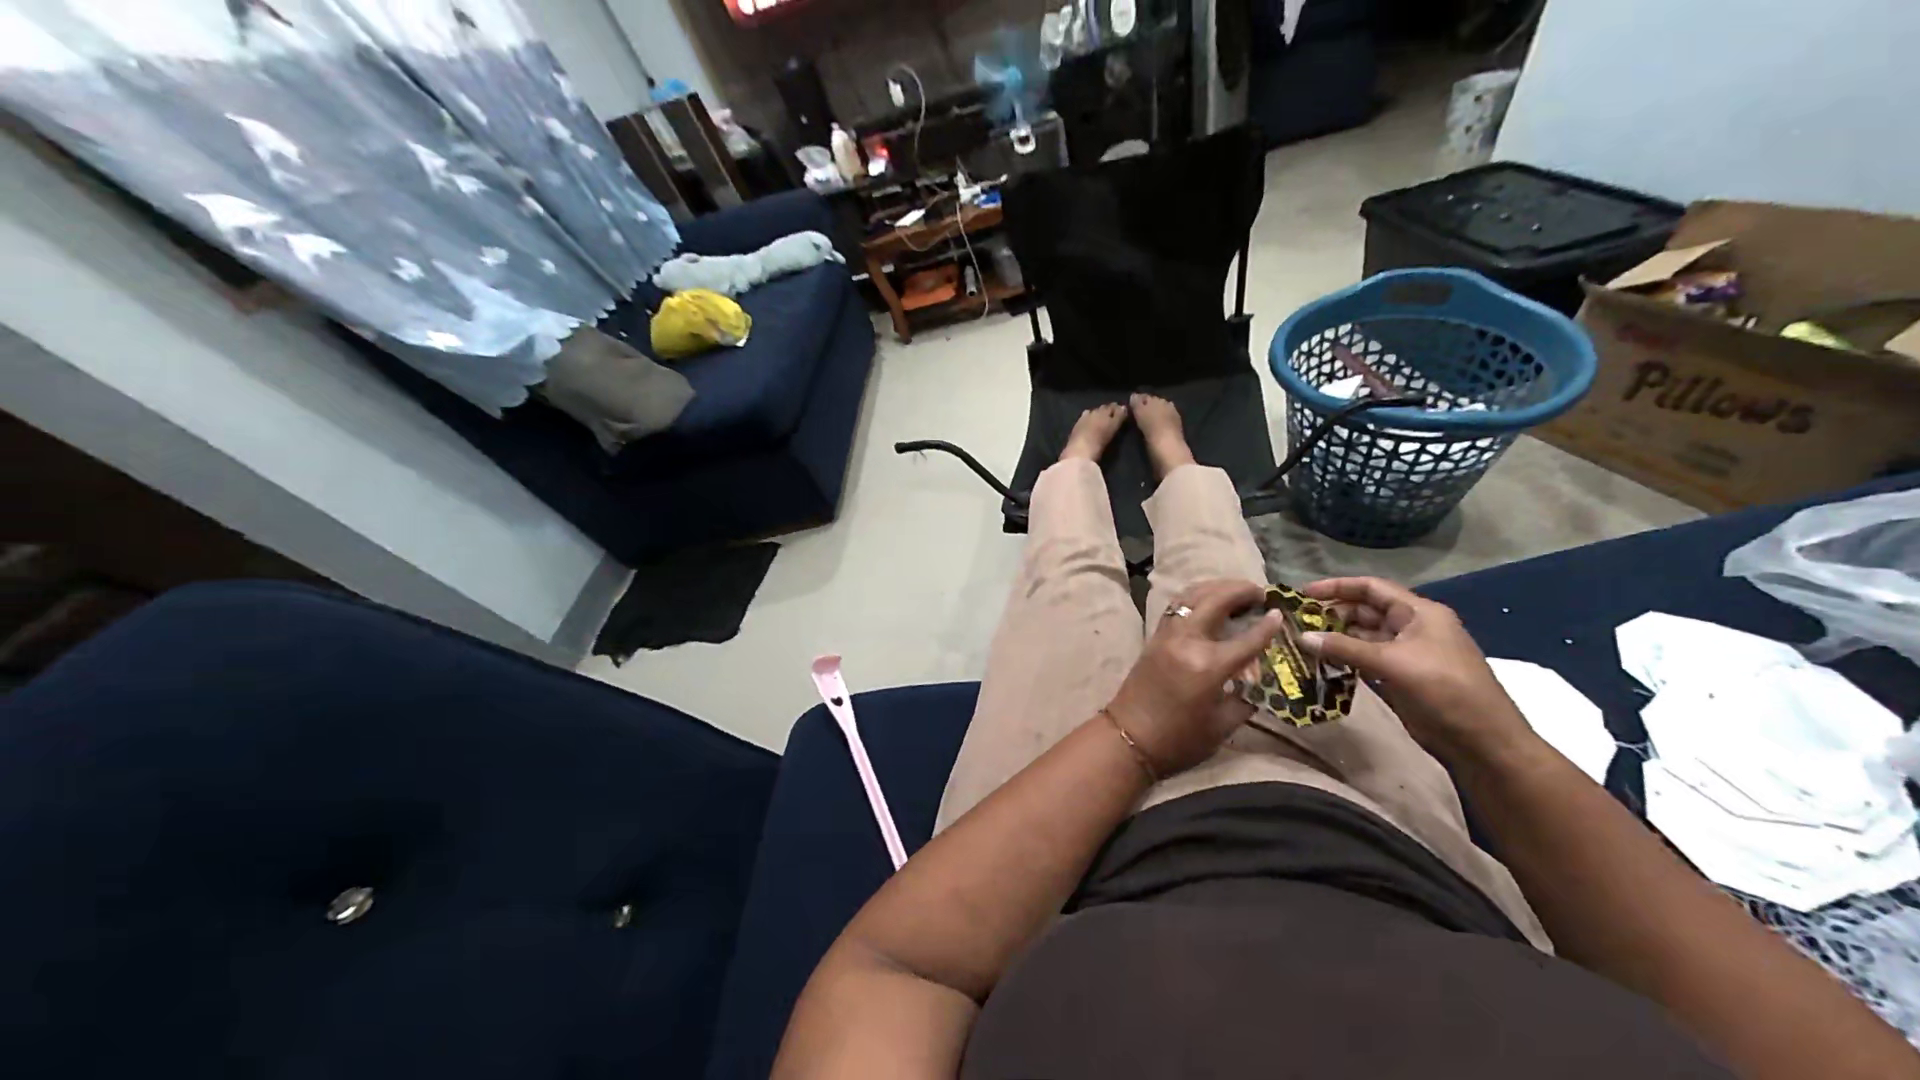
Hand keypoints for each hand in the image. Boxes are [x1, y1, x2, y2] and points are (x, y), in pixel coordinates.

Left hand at [1104, 580, 1285, 775]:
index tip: (1280, 612)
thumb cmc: (1179, 740)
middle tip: (1261, 592)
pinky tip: (1209, 601)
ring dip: (1217, 587)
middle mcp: (1186, 641)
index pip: (1247, 638)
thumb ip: (1245, 698)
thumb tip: (1258, 679)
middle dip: (1241, 590)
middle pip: (1216, 600)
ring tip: (1238, 591)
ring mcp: (1166, 635)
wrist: (1127, 738)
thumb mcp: (1222, 726)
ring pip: (1192, 595)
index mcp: (1208, 665)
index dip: (1267, 625)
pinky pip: (1178, 605)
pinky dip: (1197, 596)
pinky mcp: (1154, 636)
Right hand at [1296, 576, 1537, 762]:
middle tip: (1297, 623)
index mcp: (1419, 613)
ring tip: (1302, 642)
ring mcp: (1405, 653)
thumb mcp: (1393, 663)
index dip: (1337, 587)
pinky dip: (1343, 658)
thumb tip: (1301, 637)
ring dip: (1335, 638)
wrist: (1482, 740)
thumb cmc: (1444, 689)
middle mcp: (1411, 627)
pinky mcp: (1399, 676)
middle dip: (1332, 614)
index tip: (1303, 594)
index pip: (1371, 588)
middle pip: (1364, 611)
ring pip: (1362, 637)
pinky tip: (1320, 663)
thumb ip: (1345, 648)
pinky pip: (1364, 659)